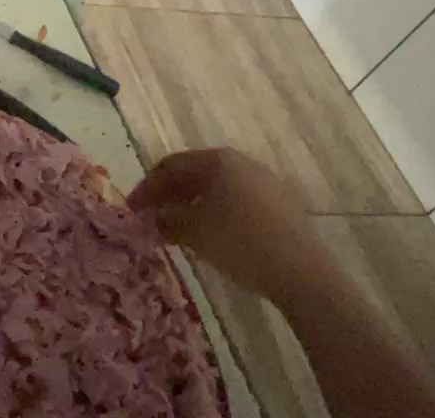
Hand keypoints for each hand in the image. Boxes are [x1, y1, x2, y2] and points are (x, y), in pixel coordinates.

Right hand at [128, 148, 339, 310]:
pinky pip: (237, 200)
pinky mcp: (281, 204)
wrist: (304, 274)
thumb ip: (167, 220)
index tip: (131, 208)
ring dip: (192, 204)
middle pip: (194, 173)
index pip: (170, 166)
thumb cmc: (240, 243)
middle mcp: (240, 162)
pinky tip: (212, 234)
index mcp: (217, 160)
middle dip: (169, 194)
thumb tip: (154, 218)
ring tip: (178, 228)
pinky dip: (216, 211)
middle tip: (151, 216)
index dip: (147, 186)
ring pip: (217, 187)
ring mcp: (264, 181)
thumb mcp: (195, 232)